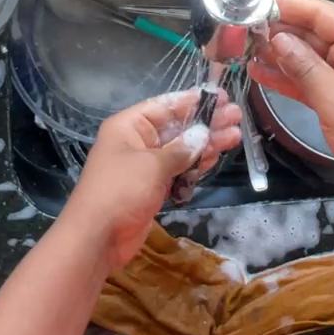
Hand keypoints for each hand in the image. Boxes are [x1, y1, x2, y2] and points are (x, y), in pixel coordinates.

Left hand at [60, 89, 241, 271]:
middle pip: (176, 127)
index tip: (221, 96)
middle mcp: (136, 141)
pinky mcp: (151, 187)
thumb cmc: (120, 191)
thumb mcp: (152, 165)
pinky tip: (215, 158)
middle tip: (236, 116)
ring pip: (180, 149)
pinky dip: (195, 166)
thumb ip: (181, 149)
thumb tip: (203, 134)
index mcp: (128, 126)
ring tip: (235, 136)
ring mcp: (144, 166)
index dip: (193, 100)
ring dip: (206, 144)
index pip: (164, 106)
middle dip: (205, 122)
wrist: (97, 237)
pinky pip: (177, 170)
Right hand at [247, 0, 333, 202]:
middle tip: (240, 26)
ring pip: (310, 58)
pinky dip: (289, 79)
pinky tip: (260, 74)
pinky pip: (312, 81)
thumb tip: (277, 38)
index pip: (322, 13)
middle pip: (314, 33)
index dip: (287, 4)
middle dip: (279, 30)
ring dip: (279, 55)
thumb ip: (304, 67)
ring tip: (243, 48)